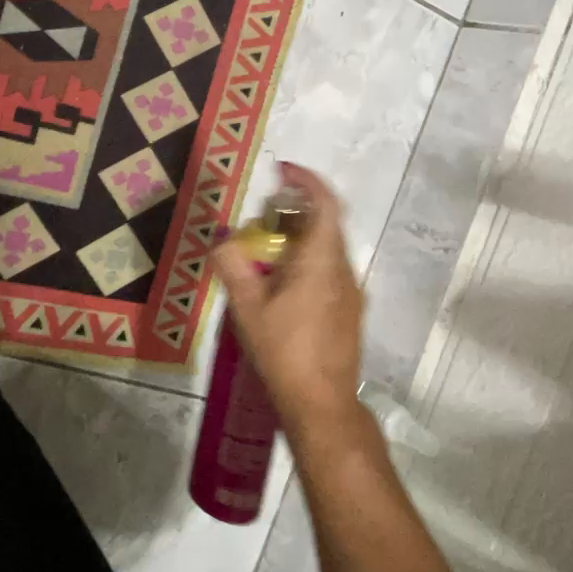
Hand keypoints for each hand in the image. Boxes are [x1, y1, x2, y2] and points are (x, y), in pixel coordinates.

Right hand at [210, 162, 364, 430]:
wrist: (321, 401)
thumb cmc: (283, 349)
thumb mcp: (246, 306)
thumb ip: (233, 265)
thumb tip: (222, 236)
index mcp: (321, 263)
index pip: (325, 206)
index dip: (308, 181)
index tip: (283, 170)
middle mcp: (343, 271)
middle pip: (327, 224)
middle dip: (295, 208)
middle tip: (259, 209)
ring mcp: (350, 292)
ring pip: (327, 247)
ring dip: (298, 234)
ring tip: (261, 244)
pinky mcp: (348, 310)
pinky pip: (327, 267)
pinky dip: (304, 257)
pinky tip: (277, 277)